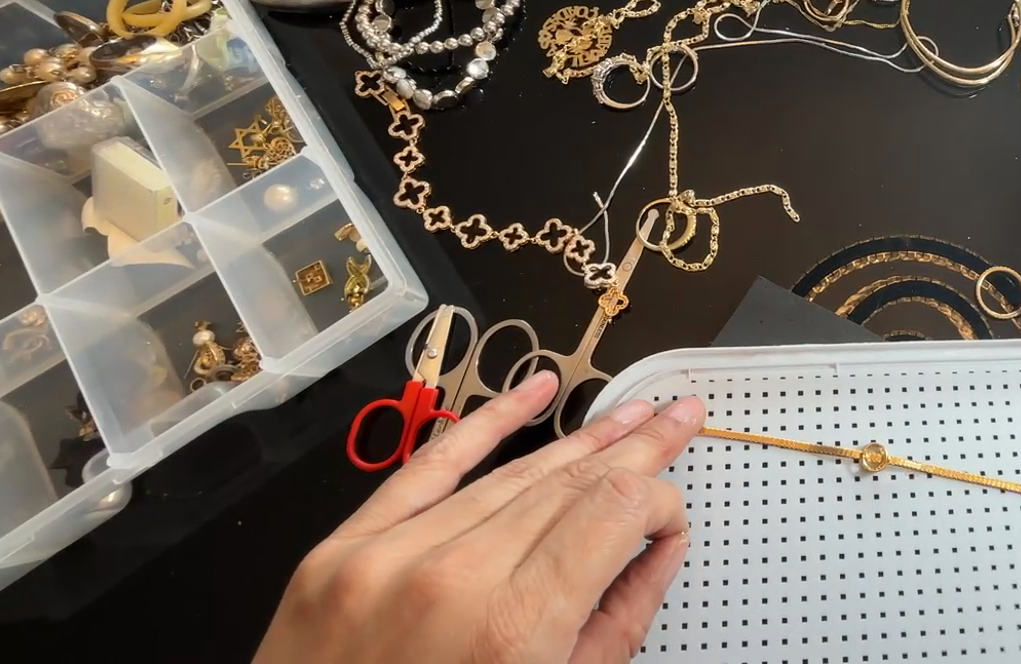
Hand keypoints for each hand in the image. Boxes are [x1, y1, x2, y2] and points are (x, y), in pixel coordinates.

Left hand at [254, 372, 702, 663]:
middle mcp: (453, 579)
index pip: (616, 510)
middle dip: (638, 447)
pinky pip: (432, 464)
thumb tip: (662, 542)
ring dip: (584, 439)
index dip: (659, 501)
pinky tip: (539, 388)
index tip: (671, 518)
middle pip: (573, 481)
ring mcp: (389, 558)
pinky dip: (491, 420)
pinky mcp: (341, 551)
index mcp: (512, 632)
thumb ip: (619, 621)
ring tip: (630, 415)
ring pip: (517, 471)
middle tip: (679, 415)